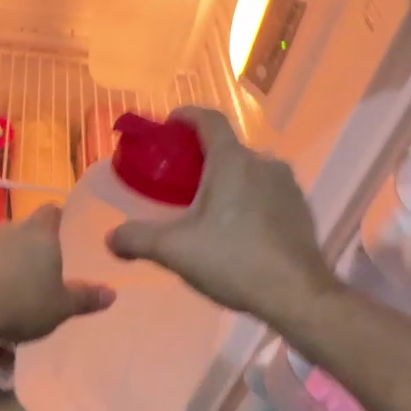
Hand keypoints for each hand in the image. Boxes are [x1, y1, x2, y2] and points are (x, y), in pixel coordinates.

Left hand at [0, 205, 113, 343]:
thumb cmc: (21, 303)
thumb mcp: (61, 307)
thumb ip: (85, 298)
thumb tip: (112, 292)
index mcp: (40, 232)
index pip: (52, 211)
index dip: (59, 219)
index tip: (64, 232)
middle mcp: (10, 228)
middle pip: (26, 227)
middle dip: (33, 244)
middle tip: (44, 267)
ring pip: (2, 244)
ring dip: (9, 259)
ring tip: (17, 285)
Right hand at [108, 107, 339, 321]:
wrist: (297, 295)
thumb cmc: (233, 261)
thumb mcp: (173, 251)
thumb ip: (136, 239)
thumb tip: (110, 238)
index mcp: (232, 162)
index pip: (208, 120)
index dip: (186, 116)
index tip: (169, 124)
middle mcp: (263, 164)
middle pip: (226, 149)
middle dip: (200, 159)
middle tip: (177, 182)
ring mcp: (287, 186)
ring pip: (248, 172)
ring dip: (225, 181)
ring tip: (205, 209)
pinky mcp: (301, 209)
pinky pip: (266, 193)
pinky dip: (246, 200)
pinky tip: (235, 231)